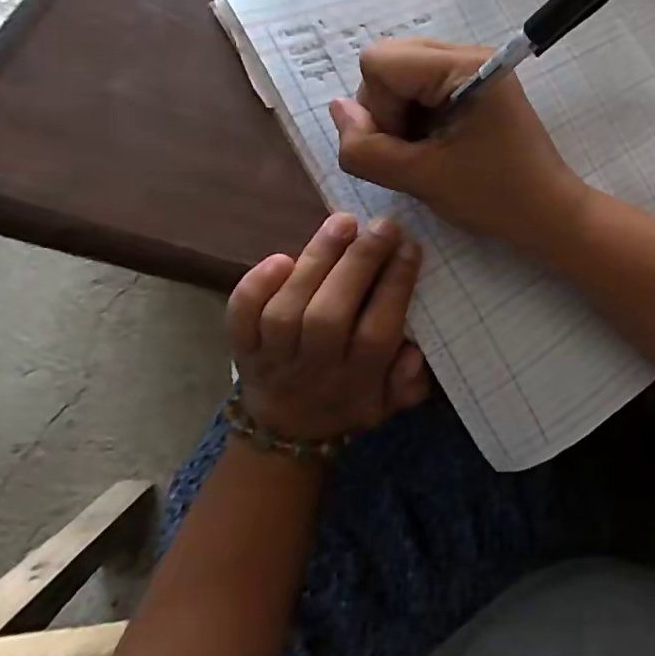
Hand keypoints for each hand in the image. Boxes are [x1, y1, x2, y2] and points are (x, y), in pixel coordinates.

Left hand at [227, 213, 431, 441]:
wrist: (287, 432)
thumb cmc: (348, 401)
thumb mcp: (389, 402)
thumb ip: (407, 383)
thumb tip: (413, 353)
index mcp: (355, 382)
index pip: (377, 334)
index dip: (395, 288)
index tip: (409, 246)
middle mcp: (312, 369)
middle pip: (329, 317)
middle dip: (358, 264)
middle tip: (381, 225)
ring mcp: (272, 357)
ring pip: (286, 311)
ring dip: (315, 262)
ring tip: (342, 223)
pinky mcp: (241, 346)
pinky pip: (241, 317)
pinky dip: (255, 286)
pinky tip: (281, 257)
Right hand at [329, 38, 588, 249]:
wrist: (548, 213)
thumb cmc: (494, 197)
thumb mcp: (420, 178)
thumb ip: (366, 147)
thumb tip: (338, 109)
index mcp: (462, 66)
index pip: (378, 62)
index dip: (377, 109)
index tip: (404, 148)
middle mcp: (467, 53)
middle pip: (387, 63)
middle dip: (386, 111)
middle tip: (413, 153)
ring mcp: (472, 66)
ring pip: (400, 76)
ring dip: (399, 116)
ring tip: (427, 153)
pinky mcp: (474, 84)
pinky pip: (420, 87)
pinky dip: (415, 117)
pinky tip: (436, 146)